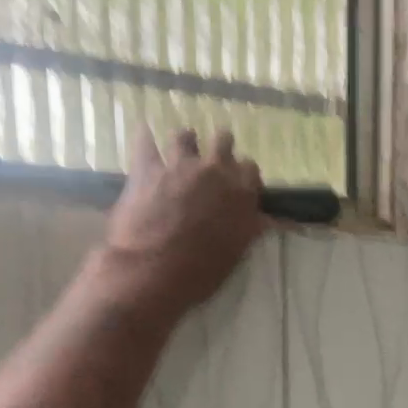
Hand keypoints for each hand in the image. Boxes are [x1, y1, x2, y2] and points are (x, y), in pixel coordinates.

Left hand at [89, 126, 266, 325]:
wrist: (154, 271)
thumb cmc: (201, 272)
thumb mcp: (236, 251)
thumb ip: (248, 228)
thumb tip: (263, 220)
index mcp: (241, 193)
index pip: (250, 169)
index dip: (242, 175)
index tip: (236, 184)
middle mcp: (214, 170)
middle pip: (223, 141)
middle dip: (219, 148)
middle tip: (212, 162)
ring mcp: (179, 165)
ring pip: (184, 136)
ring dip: (184, 142)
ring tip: (180, 151)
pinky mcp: (146, 167)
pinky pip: (145, 140)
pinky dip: (145, 137)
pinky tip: (145, 135)